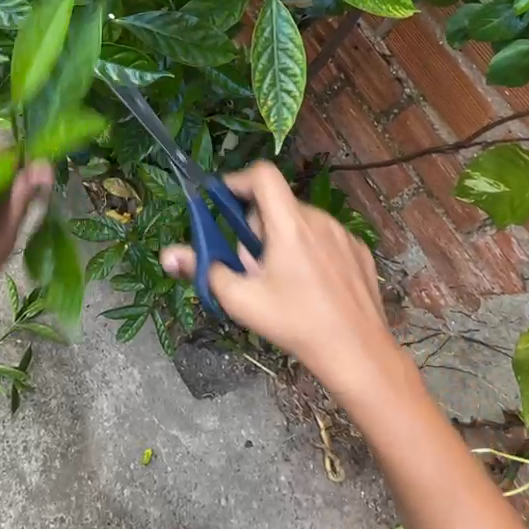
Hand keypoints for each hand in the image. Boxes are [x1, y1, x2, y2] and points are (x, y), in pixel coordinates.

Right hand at [161, 162, 415, 411]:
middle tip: (252, 266)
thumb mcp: (240, 299)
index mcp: (289, 224)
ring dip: (283, 241)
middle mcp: (319, 220)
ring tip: (282, 282)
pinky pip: (325, 239)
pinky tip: (312, 288)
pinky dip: (311, 252)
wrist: (358, 353)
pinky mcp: (360, 252)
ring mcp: (344, 235)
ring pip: (300, 223)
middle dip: (256, 229)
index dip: (238, 181)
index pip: (262, 176)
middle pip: (276, 206)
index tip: (224, 202)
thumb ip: (202, 269)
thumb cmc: (295, 323)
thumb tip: (169, 255)